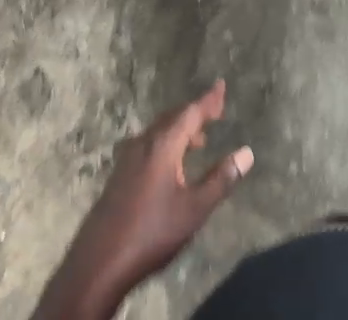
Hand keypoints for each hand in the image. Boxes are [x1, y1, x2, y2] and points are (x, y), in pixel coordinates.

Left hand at [33, 80, 254, 319]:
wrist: (100, 261)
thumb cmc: (152, 232)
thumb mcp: (195, 209)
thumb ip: (221, 179)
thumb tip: (247, 152)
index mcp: (162, 146)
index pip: (190, 113)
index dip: (208, 100)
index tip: (221, 85)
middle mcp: (143, 144)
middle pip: (172, 118)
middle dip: (195, 113)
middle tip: (215, 111)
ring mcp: (127, 159)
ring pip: (158, 132)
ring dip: (180, 129)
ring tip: (199, 139)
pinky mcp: (119, 175)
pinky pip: (148, 145)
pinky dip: (166, 143)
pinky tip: (172, 163)